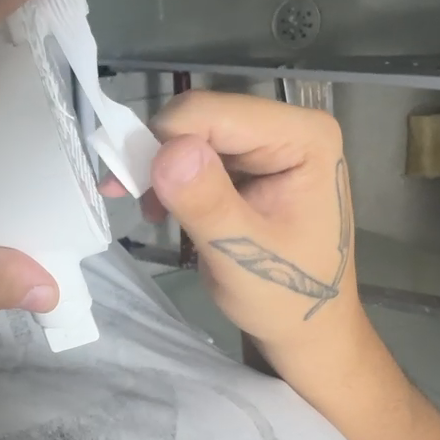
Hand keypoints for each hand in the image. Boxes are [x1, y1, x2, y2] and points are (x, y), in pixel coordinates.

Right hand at [106, 91, 359, 354]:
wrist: (306, 327)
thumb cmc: (285, 297)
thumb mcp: (240, 255)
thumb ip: (206, 201)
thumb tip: (168, 151)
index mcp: (302, 137)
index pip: (210, 113)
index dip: (164, 143)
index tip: (134, 188)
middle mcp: (288, 125)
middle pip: (197, 117)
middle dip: (158, 155)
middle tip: (139, 203)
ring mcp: (268, 142)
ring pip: (188, 132)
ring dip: (159, 168)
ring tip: (151, 212)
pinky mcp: (250, 159)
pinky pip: (193, 150)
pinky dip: (168, 176)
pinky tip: (162, 208)